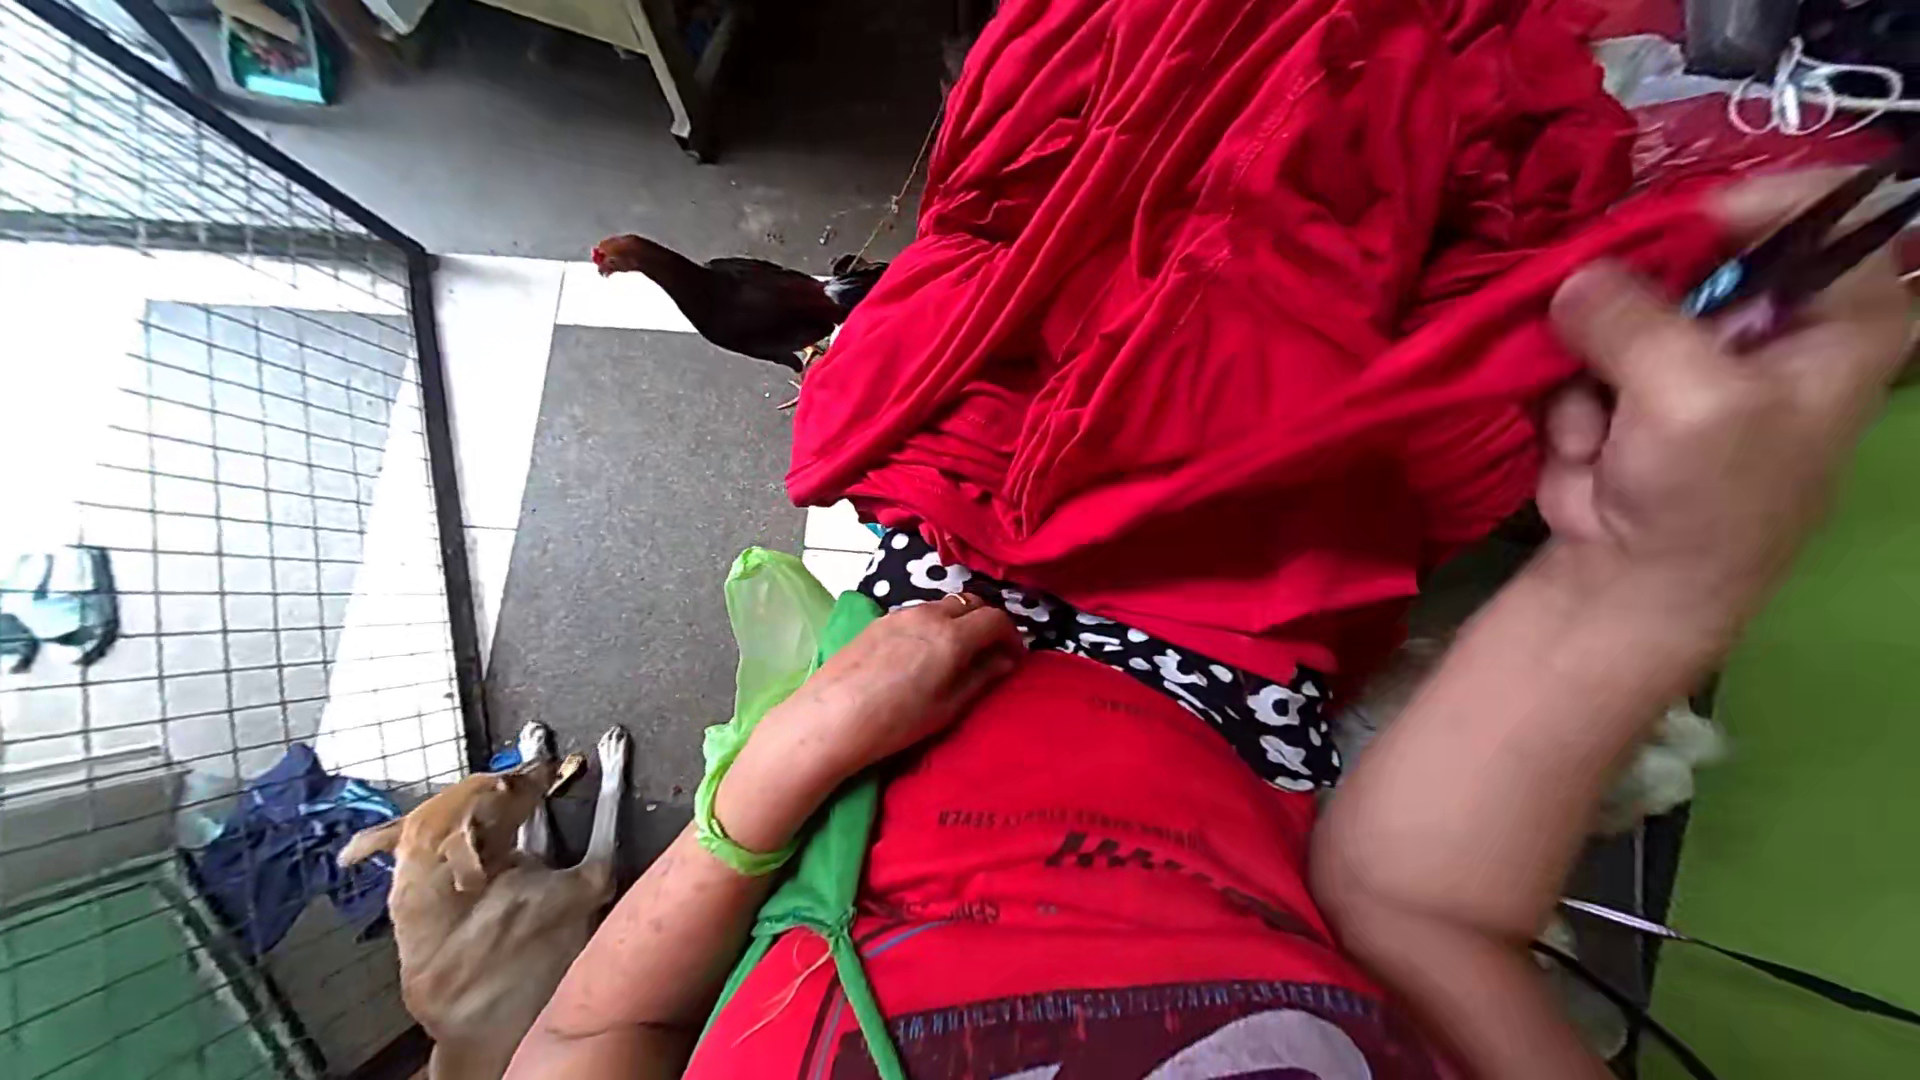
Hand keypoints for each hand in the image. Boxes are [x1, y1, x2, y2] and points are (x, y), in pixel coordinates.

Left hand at [715, 593, 1022, 850]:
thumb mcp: (948, 706)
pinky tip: (922, 652)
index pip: (995, 619)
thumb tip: (1006, 659)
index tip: (1013, 657)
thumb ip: (982, 676)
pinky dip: (933, 624)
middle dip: (986, 623)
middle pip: (970, 603)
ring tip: (955, 653)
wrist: (830, 717)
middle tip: (988, 651)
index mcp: (952, 635)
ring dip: (959, 621)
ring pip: (943, 606)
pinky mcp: (878, 620)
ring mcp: (900, 613)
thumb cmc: (895, 721)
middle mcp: (929, 614)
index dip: (1012, 636)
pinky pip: (918, 613)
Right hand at [1540, 172, 1913, 623]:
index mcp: (1832, 312)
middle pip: (1687, 259)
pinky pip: (1568, 360)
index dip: (1740, 207)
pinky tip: (1580, 441)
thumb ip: (1639, 326)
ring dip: (1583, 365)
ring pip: (1608, 312)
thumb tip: (1573, 276)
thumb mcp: (1694, 400)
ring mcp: (1669, 356)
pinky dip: (1563, 399)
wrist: (1633, 565)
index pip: (1814, 213)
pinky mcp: (1603, 387)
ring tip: (1594, 423)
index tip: (1659, 229)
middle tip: (1583, 321)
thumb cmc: (1706, 488)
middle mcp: (1752, 322)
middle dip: (1626, 293)